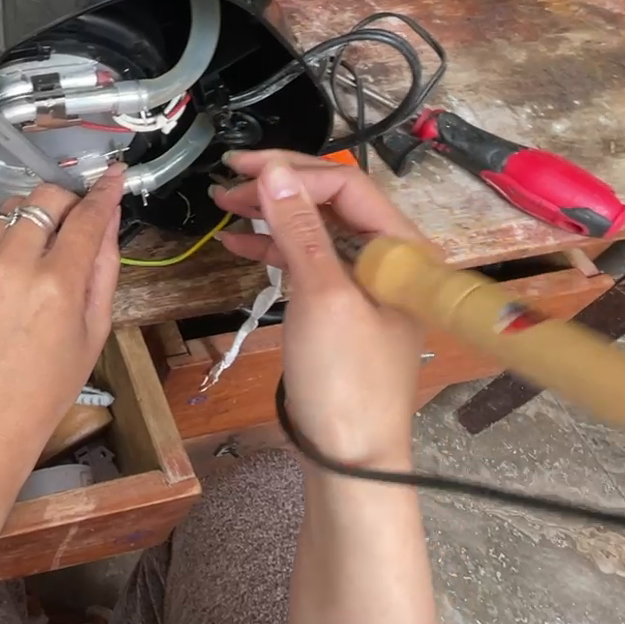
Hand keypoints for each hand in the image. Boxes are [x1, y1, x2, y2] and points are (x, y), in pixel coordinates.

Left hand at [0, 173, 124, 465]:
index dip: (103, 192)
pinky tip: (10, 262)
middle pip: (44, 198)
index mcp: (57, 285)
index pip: (86, 217)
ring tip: (39, 250)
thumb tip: (108, 215)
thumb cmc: (52, 380)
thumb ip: (104, 264)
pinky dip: (1, 233)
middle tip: (73, 222)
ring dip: (32, 218)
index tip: (112, 176)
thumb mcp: (95, 327)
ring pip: (11, 208)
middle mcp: (13, 266)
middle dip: (65, 202)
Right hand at [210, 151, 430, 467]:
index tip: (243, 172)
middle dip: (279, 186)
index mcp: (400, 248)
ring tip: (224, 202)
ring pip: (313, 227)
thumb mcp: (320, 295)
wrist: (348, 452)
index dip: (293, 172)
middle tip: (229, 179)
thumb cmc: (344, 376)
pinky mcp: (337, 302)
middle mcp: (386, 256)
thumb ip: (298, 229)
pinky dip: (271, 247)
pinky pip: (304, 258)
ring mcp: (361, 280)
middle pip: (330, 201)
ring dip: (270, 212)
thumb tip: (273, 171)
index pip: (346, 186)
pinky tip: (237, 241)